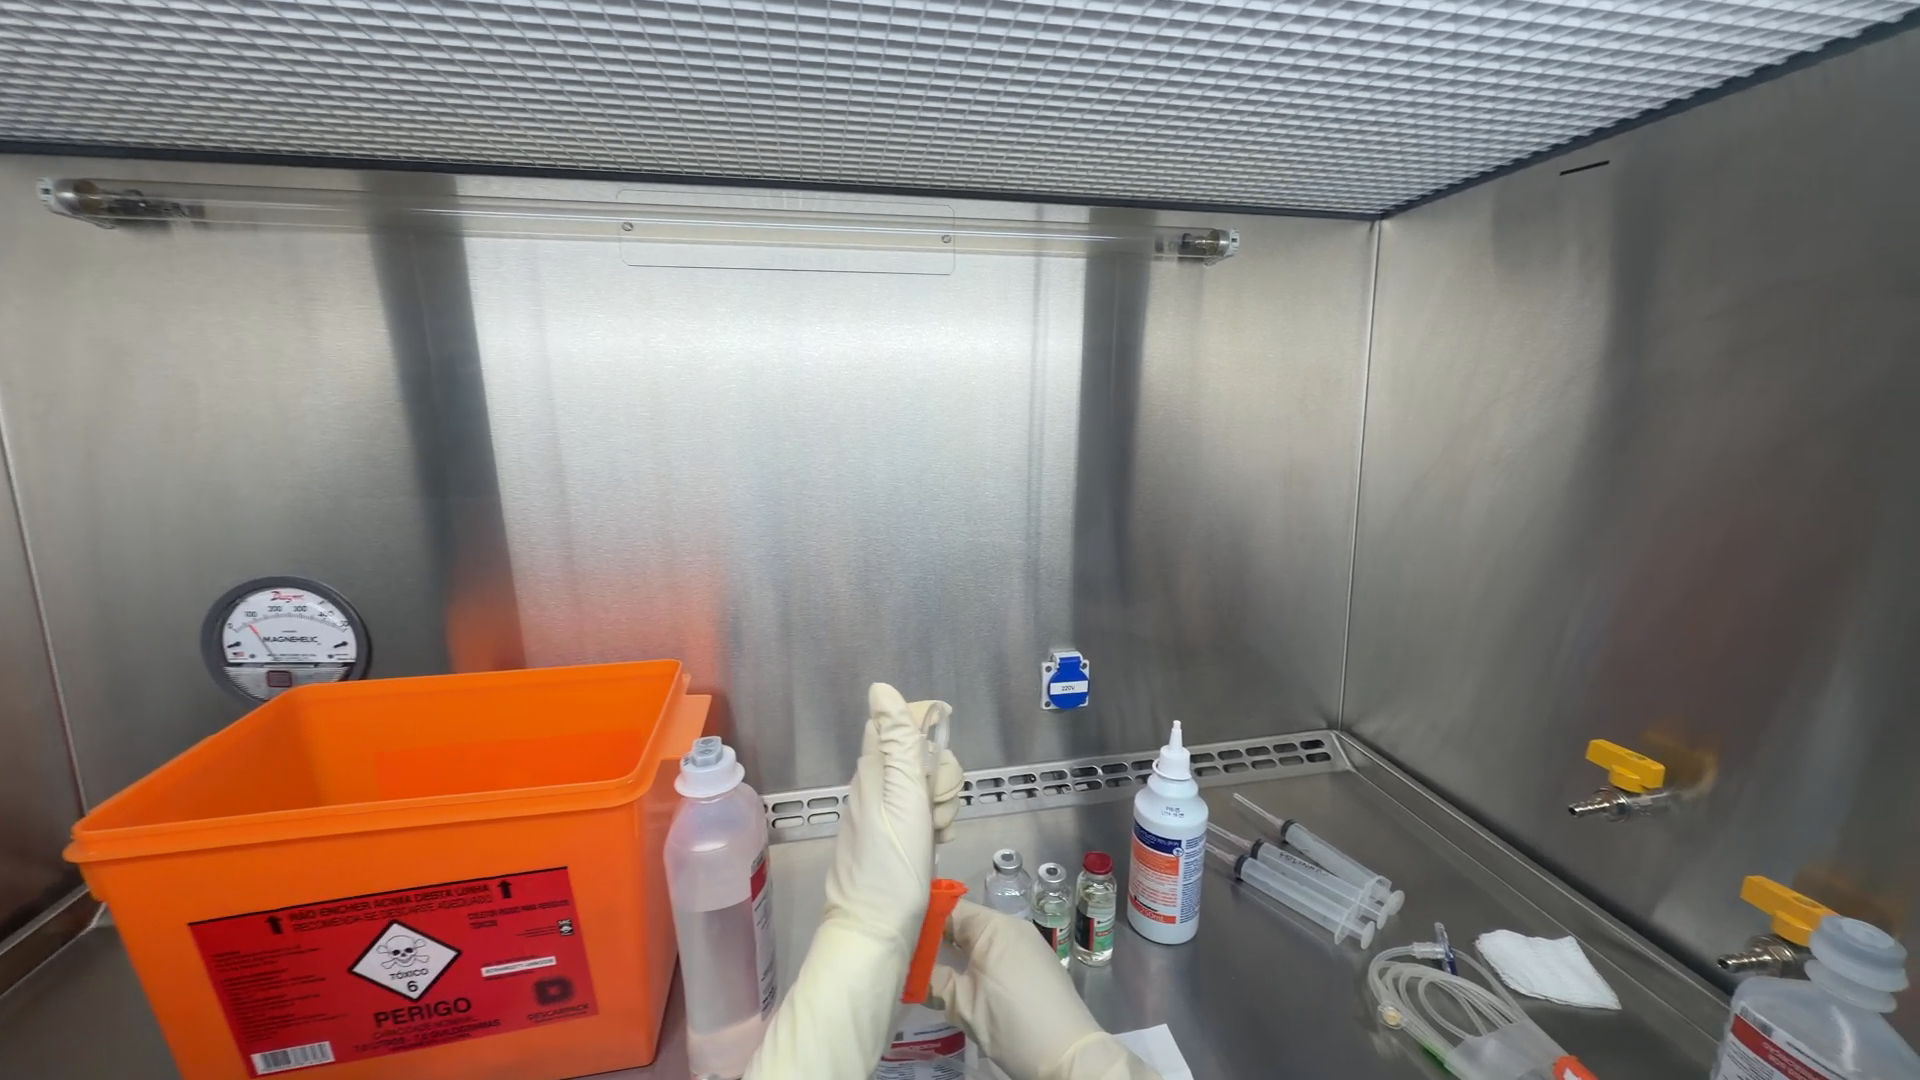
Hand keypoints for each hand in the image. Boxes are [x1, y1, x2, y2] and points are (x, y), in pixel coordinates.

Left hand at [744, 683, 968, 1079]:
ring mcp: (886, 812)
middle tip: (933, 806)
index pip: (898, 722)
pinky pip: (925, 813)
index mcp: (873, 769)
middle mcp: (876, 784)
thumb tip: (881, 688)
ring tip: (935, 831)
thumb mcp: (901, 795)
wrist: (876, 933)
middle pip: (921, 754)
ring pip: (927, 784)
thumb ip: (896, 741)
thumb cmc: (891, 865)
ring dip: (941, 802)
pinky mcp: (897, 837)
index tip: (939, 755)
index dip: (926, 727)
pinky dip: (937, 824)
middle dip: (940, 775)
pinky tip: (937, 843)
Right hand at [930, 901, 1159, 1079]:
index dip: (923, 921)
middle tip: (910, 959)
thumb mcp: (965, 1007)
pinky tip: (965, 983)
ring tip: (931, 973)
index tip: (900, 937)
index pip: (949, 909)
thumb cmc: (1014, 1023)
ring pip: (981, 940)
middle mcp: (1011, 926)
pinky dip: (979, 963)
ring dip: (958, 954)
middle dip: (938, 941)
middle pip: (966, 923)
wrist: (1070, 1055)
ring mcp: (1027, 944)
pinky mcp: (1036, 964)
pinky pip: (999, 952)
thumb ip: (933, 983)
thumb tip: (907, 972)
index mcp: (993, 926)